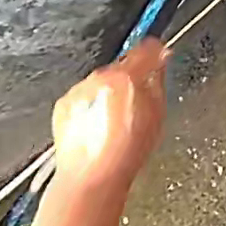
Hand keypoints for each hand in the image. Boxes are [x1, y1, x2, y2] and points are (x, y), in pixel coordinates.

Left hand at [51, 39, 166, 195]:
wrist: (91, 177)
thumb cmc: (125, 152)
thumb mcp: (157, 115)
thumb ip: (159, 82)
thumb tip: (159, 64)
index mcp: (129, 76)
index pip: (146, 48)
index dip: (155, 51)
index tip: (158, 56)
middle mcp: (102, 77)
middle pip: (122, 65)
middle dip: (130, 78)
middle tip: (136, 103)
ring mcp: (81, 89)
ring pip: (101, 80)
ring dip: (109, 92)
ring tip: (114, 122)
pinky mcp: (65, 103)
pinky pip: (83, 95)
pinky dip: (90, 105)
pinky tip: (97, 127)